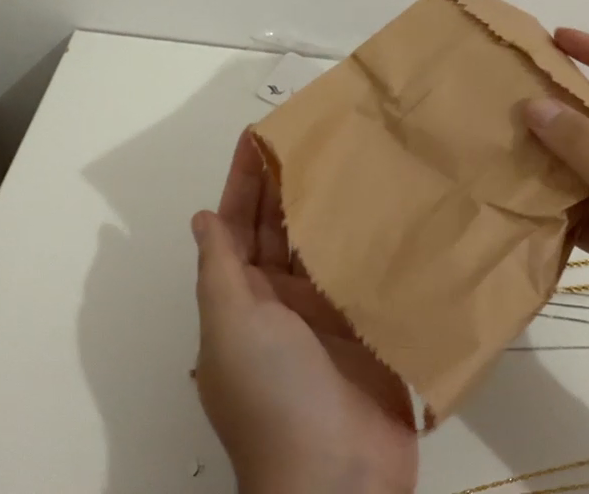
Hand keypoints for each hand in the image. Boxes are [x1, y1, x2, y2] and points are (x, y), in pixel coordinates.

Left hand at [192, 131, 416, 493]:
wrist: (338, 478)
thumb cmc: (273, 395)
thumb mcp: (231, 327)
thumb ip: (219, 270)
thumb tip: (201, 217)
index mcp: (242, 301)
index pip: (238, 227)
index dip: (244, 181)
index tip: (258, 135)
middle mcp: (282, 302)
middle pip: (281, 229)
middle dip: (287, 182)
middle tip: (310, 129)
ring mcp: (328, 316)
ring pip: (323, 245)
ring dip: (330, 204)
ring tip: (349, 153)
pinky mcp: (368, 327)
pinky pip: (364, 273)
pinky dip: (371, 240)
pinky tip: (387, 205)